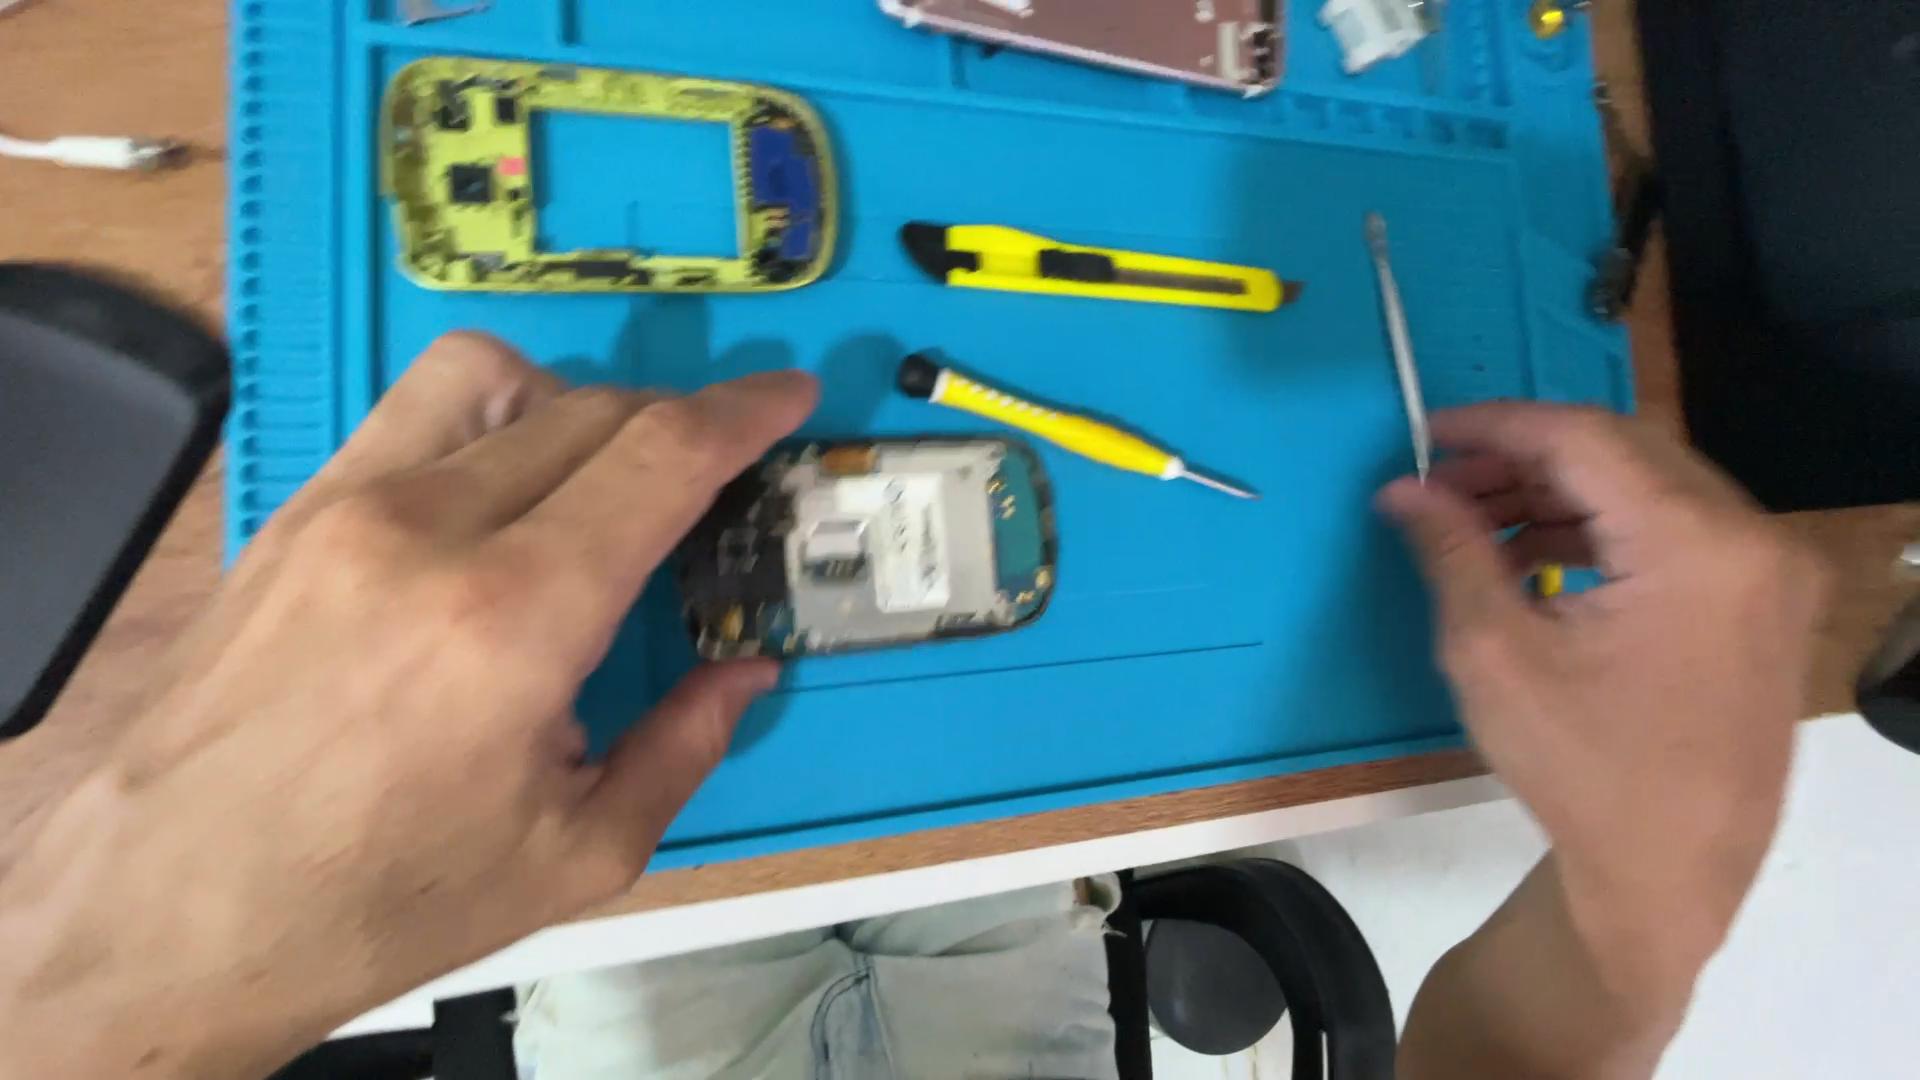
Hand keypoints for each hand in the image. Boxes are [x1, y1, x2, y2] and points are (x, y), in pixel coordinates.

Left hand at [0, 333, 817, 1078]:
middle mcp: (433, 531)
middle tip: (727, 468)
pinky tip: (518, 476)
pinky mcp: (301, 509)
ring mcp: (352, 506)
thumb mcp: (586, 850)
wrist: (157, 924)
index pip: (661, 459)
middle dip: (690, 421)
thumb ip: (690, 741)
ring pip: (508, 376)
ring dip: (594, 405)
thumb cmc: (392, 898)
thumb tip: (749, 667)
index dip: (743, 414)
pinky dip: (504, 407)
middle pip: (602, 412)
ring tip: (617, 471)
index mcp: (520, 618)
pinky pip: (426, 402)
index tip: (790, 395)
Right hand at [1378, 403, 1825, 1014]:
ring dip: (1547, 488)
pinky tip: (1522, 551)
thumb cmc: (1575, 760)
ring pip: (1641, 484)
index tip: (1421, 433)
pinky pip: (1661, 528)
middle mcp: (1748, 539)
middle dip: (1515, 455)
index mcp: (1693, 545)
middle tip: (1436, 480)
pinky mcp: (1752, 600)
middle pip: (1619, 450)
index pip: (1582, 437)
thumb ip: (1449, 549)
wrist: (1667, 865)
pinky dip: (1585, 524)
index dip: (1492, 424)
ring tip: (1466, 516)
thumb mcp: (1489, 649)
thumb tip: (1401, 487)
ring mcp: (1761, 570)